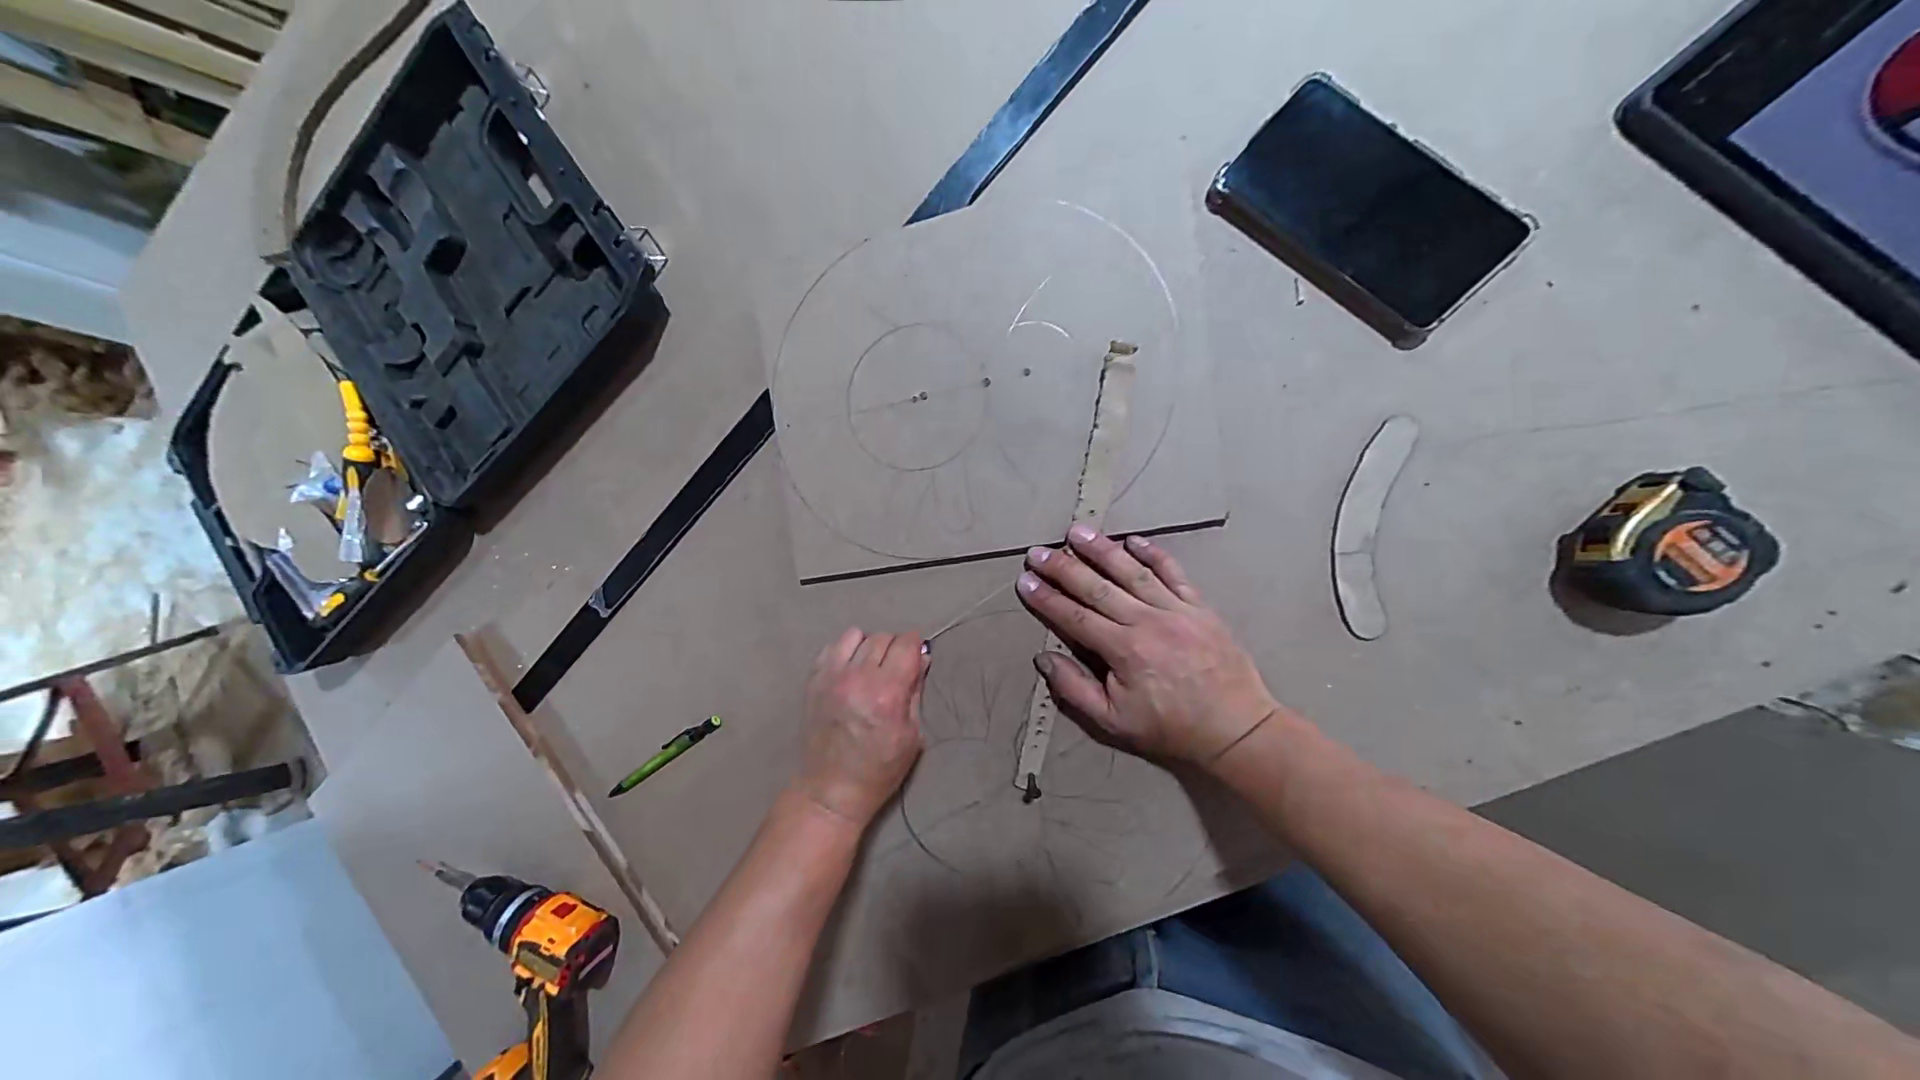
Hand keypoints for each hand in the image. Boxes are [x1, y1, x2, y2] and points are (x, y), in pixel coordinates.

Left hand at [792, 627, 929, 827]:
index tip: (916, 658)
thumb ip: (916, 691)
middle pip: (883, 638)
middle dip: (894, 649)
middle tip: (895, 669)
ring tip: (870, 667)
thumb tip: (922, 658)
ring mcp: (832, 676)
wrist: (830, 790)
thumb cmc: (879, 769)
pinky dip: (845, 652)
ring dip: (868, 647)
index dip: (915, 647)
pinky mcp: (813, 680)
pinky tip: (849, 671)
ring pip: (857, 635)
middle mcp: (858, 677)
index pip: (906, 643)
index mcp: (887, 693)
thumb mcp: (912, 736)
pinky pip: (832, 646)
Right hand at [1017, 526, 1282, 764]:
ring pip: (1131, 572)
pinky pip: (1173, 572)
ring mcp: (1175, 610)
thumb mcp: (1114, 722)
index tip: (1025, 580)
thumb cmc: (1171, 728)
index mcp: (1124, 650)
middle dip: (1063, 567)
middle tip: (1038, 551)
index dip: (1046, 598)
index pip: (1074, 617)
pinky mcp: (1199, 606)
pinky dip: (1152, 554)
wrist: (1236, 726)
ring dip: (1101, 550)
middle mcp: (1147, 622)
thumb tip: (1044, 658)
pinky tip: (1132, 540)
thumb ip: (1075, 689)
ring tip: (1076, 531)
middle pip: (1096, 588)